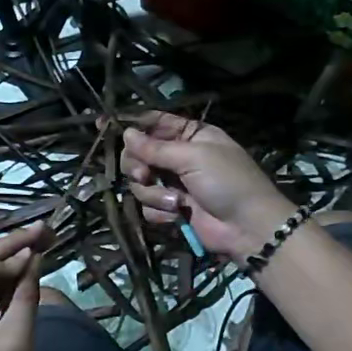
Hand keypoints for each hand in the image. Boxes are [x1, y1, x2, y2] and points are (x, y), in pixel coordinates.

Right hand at [120, 111, 293, 257]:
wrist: (248, 227)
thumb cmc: (228, 182)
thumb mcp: (193, 156)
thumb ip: (155, 147)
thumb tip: (126, 133)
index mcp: (190, 135)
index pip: (154, 123)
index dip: (130, 124)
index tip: (102, 124)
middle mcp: (179, 157)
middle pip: (138, 153)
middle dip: (138, 165)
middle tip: (145, 174)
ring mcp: (173, 183)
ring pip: (139, 181)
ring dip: (153, 192)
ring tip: (174, 201)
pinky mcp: (170, 208)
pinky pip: (147, 205)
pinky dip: (160, 210)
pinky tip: (178, 214)